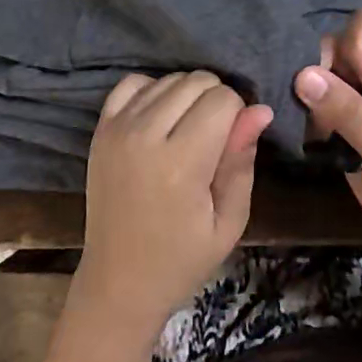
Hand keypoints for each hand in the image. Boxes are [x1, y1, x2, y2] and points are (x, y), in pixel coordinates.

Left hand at [75, 71, 273, 328]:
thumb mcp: (229, 221)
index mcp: (181, 164)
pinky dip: (153, 90)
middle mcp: (146, 136)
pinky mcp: (101, 129)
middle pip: (197, 81)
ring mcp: (118, 129)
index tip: (232, 146)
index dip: (238, 116)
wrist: (118, 282)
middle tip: (213, 141)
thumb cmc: (182, 259)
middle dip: (216, 101)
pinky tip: (160, 118)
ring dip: (187, 96)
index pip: (223, 99)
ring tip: (187, 132)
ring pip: (169, 78)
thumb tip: (260, 110)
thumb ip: (241, 161)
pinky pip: (133, 83)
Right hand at [296, 10, 361, 258]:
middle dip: (331, 68)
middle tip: (333, 109)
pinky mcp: (348, 125)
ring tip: (324, 128)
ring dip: (315, 92)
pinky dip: (310, 113)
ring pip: (326, 73)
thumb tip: (301, 74)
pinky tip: (317, 137)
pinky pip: (319, 104)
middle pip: (343, 44)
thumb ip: (353, 113)